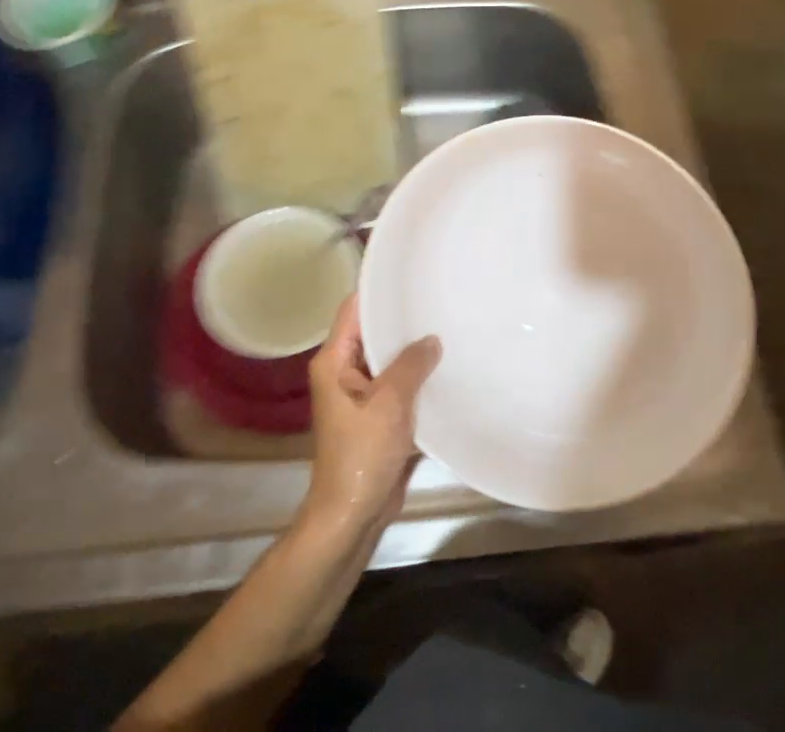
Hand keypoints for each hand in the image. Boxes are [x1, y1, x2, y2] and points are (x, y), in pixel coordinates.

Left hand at [301, 296, 439, 536]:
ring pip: (389, 362)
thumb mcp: (389, 403)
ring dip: (414, 352)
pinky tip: (448, 369)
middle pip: (373, 334)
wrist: (353, 512)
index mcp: (334, 362)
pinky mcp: (378, 417)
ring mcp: (361, 396)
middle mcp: (343, 373)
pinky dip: (418, 380)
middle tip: (440, 298)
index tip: (409, 272)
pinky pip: (399, 387)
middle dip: (403, 320)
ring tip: (451, 327)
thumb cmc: (362, 453)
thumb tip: (431, 339)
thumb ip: (411, 365)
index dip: (377, 290)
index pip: (353, 310)